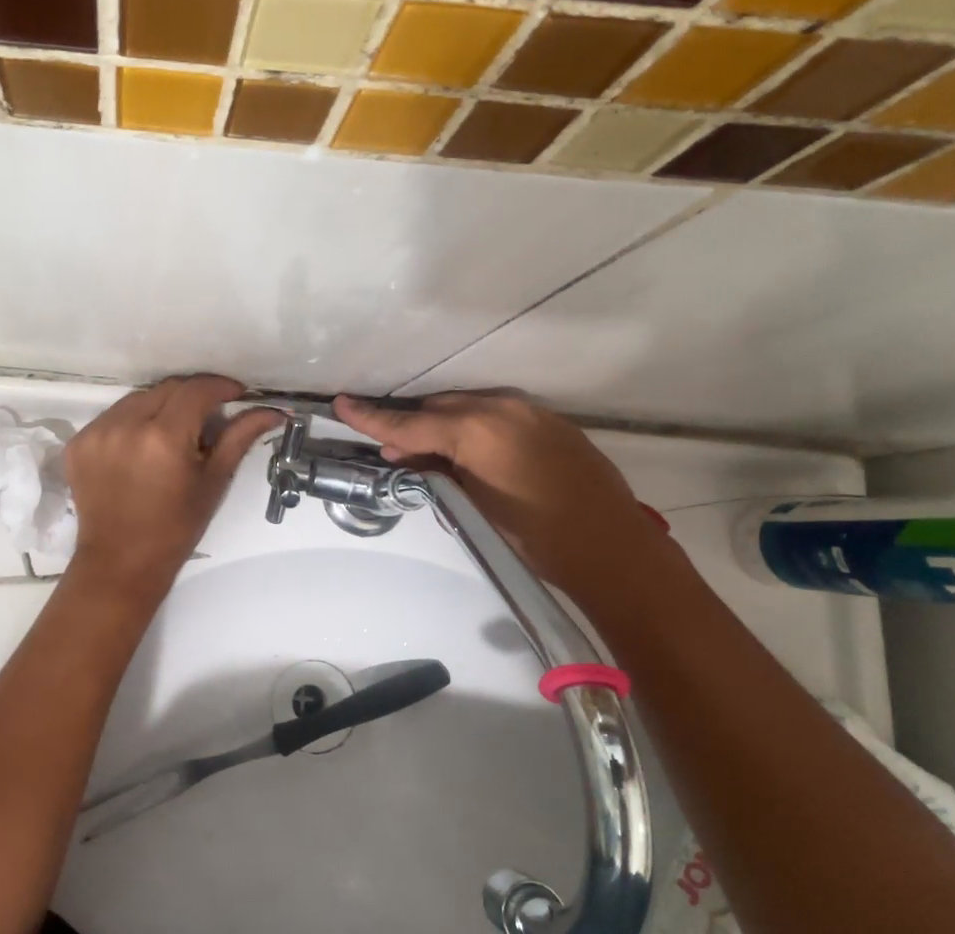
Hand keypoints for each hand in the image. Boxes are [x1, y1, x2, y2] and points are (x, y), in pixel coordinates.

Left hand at [65, 376, 282, 602]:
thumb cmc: (176, 528)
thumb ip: (239, 437)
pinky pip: (112, 417)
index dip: (221, 386)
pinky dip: (131, 423)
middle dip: (192, 396)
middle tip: (209, 415)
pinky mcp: (78, 443)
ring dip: (160, 406)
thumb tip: (274, 411)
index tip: (237, 394)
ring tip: (173, 433)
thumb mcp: (213, 482)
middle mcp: (126, 426)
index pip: (197, 390)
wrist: (120, 563)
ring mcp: (96, 433)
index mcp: (164, 437)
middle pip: (167, 389)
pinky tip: (142, 447)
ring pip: (137, 399)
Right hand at [334, 392, 673, 607]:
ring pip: (468, 407)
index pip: (410, 424)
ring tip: (426, 451)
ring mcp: (530, 411)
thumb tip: (406, 457)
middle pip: (438, 408)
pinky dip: (473, 426)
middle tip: (390, 449)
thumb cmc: (536, 536)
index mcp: (476, 429)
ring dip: (442, 424)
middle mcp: (501, 408)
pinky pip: (495, 414)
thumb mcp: (473, 506)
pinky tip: (469, 450)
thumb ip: (435, 473)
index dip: (372, 419)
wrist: (612, 548)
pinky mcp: (550, 422)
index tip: (341, 405)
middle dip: (410, 424)